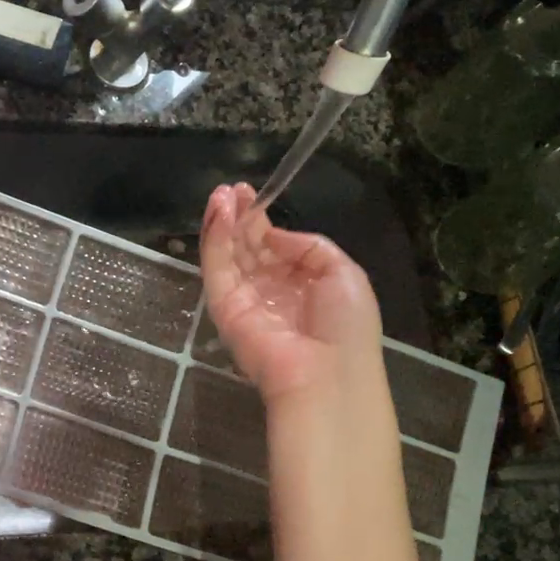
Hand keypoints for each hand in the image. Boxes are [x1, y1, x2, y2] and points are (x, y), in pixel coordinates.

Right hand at [199, 182, 382, 403]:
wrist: (324, 371)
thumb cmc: (345, 325)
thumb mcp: (344, 273)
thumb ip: (308, 246)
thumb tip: (271, 235)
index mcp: (299, 281)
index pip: (272, 246)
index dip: (262, 220)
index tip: (253, 194)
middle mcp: (269, 287)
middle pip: (246, 246)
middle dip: (239, 216)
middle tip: (231, 189)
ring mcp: (243, 297)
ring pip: (227, 254)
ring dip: (221, 222)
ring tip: (220, 195)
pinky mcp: (222, 306)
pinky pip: (216, 269)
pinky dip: (214, 240)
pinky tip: (218, 214)